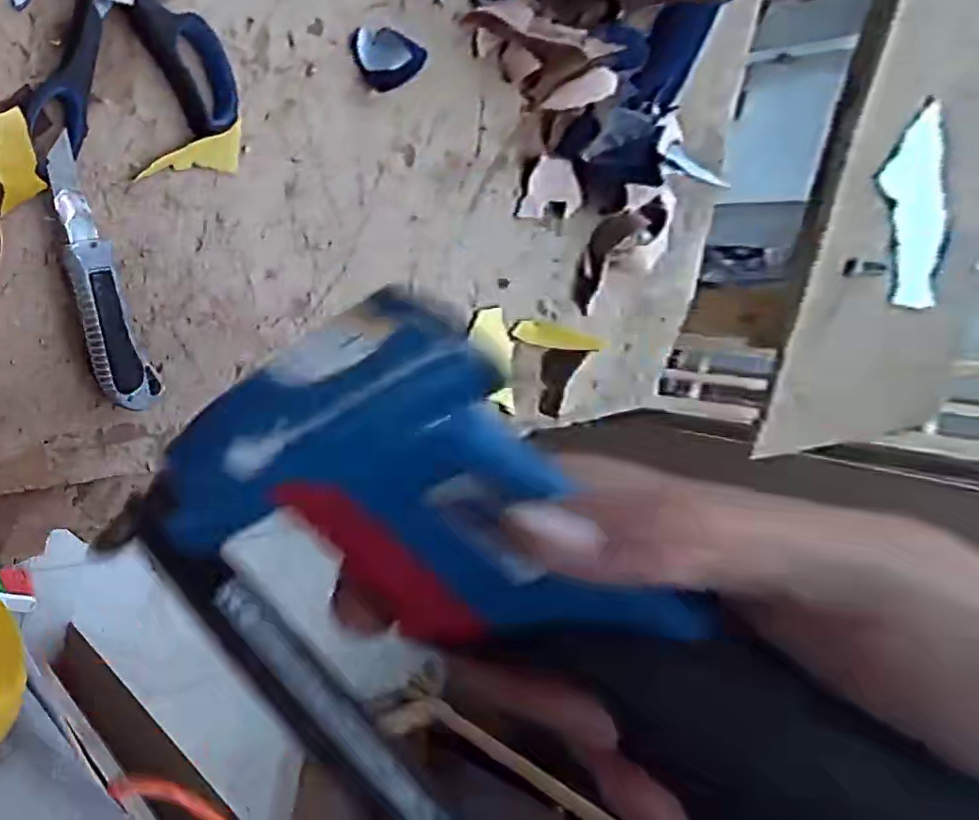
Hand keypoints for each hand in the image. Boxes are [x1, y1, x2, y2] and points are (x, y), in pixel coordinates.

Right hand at [335, 454, 978, 819]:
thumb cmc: (950, 642)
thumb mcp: (835, 567)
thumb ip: (682, 531)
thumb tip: (512, 524)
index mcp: (614, 513)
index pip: (479, 493)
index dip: (404, 522)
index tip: (363, 585)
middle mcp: (595, 570)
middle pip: (473, 584)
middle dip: (469, 636)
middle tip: (517, 693)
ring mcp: (618, 649)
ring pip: (513, 663)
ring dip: (535, 704)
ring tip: (618, 753)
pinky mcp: (648, 722)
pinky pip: (578, 740)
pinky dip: (598, 771)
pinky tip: (651, 791)